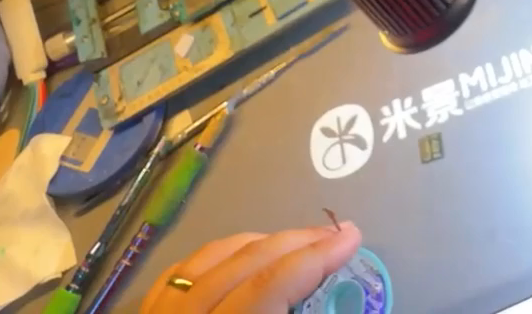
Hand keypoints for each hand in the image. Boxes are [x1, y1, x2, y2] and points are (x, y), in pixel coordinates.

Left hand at [141, 223, 362, 313]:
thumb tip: (334, 298)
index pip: (269, 287)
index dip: (315, 259)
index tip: (352, 238)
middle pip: (243, 264)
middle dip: (297, 242)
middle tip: (337, 233)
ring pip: (209, 260)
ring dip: (260, 244)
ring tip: (298, 242)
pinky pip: (178, 276)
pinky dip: (218, 258)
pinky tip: (239, 258)